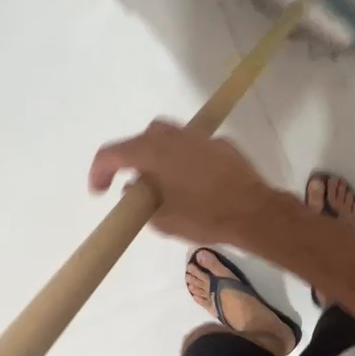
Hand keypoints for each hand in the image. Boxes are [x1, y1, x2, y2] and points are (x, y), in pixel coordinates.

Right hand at [89, 120, 291, 243]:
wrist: (255, 213)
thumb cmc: (205, 216)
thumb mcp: (163, 219)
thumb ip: (141, 201)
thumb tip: (135, 189)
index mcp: (152, 151)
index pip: (113, 153)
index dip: (99, 171)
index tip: (99, 190)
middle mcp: (175, 136)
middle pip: (144, 139)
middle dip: (135, 158)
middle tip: (137, 183)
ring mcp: (202, 138)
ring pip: (173, 140)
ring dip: (163, 158)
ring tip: (166, 184)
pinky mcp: (224, 146)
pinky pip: (198, 150)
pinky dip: (190, 163)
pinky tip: (198, 184)